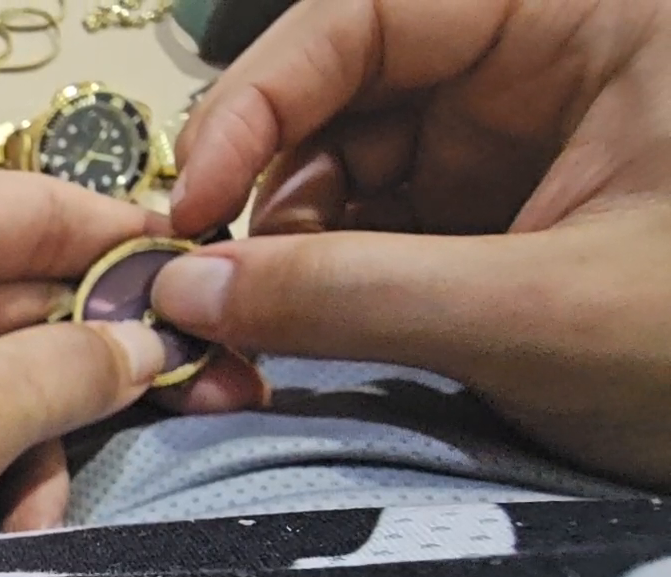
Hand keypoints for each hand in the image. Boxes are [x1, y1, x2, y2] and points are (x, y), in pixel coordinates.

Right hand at [154, 0, 670, 488]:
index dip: (257, 101)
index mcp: (613, 14)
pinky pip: (354, 229)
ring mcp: (512, 143)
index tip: (189, 206)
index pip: (374, 11)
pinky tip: (291, 325)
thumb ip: (344, 299)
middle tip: (204, 279)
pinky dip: (303, 280)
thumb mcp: (541, 319)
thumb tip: (183, 293)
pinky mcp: (483, 214)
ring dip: (271, 248)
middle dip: (256, 190)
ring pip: (332, 170)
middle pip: (336, 95)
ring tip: (258, 322)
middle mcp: (554, 62)